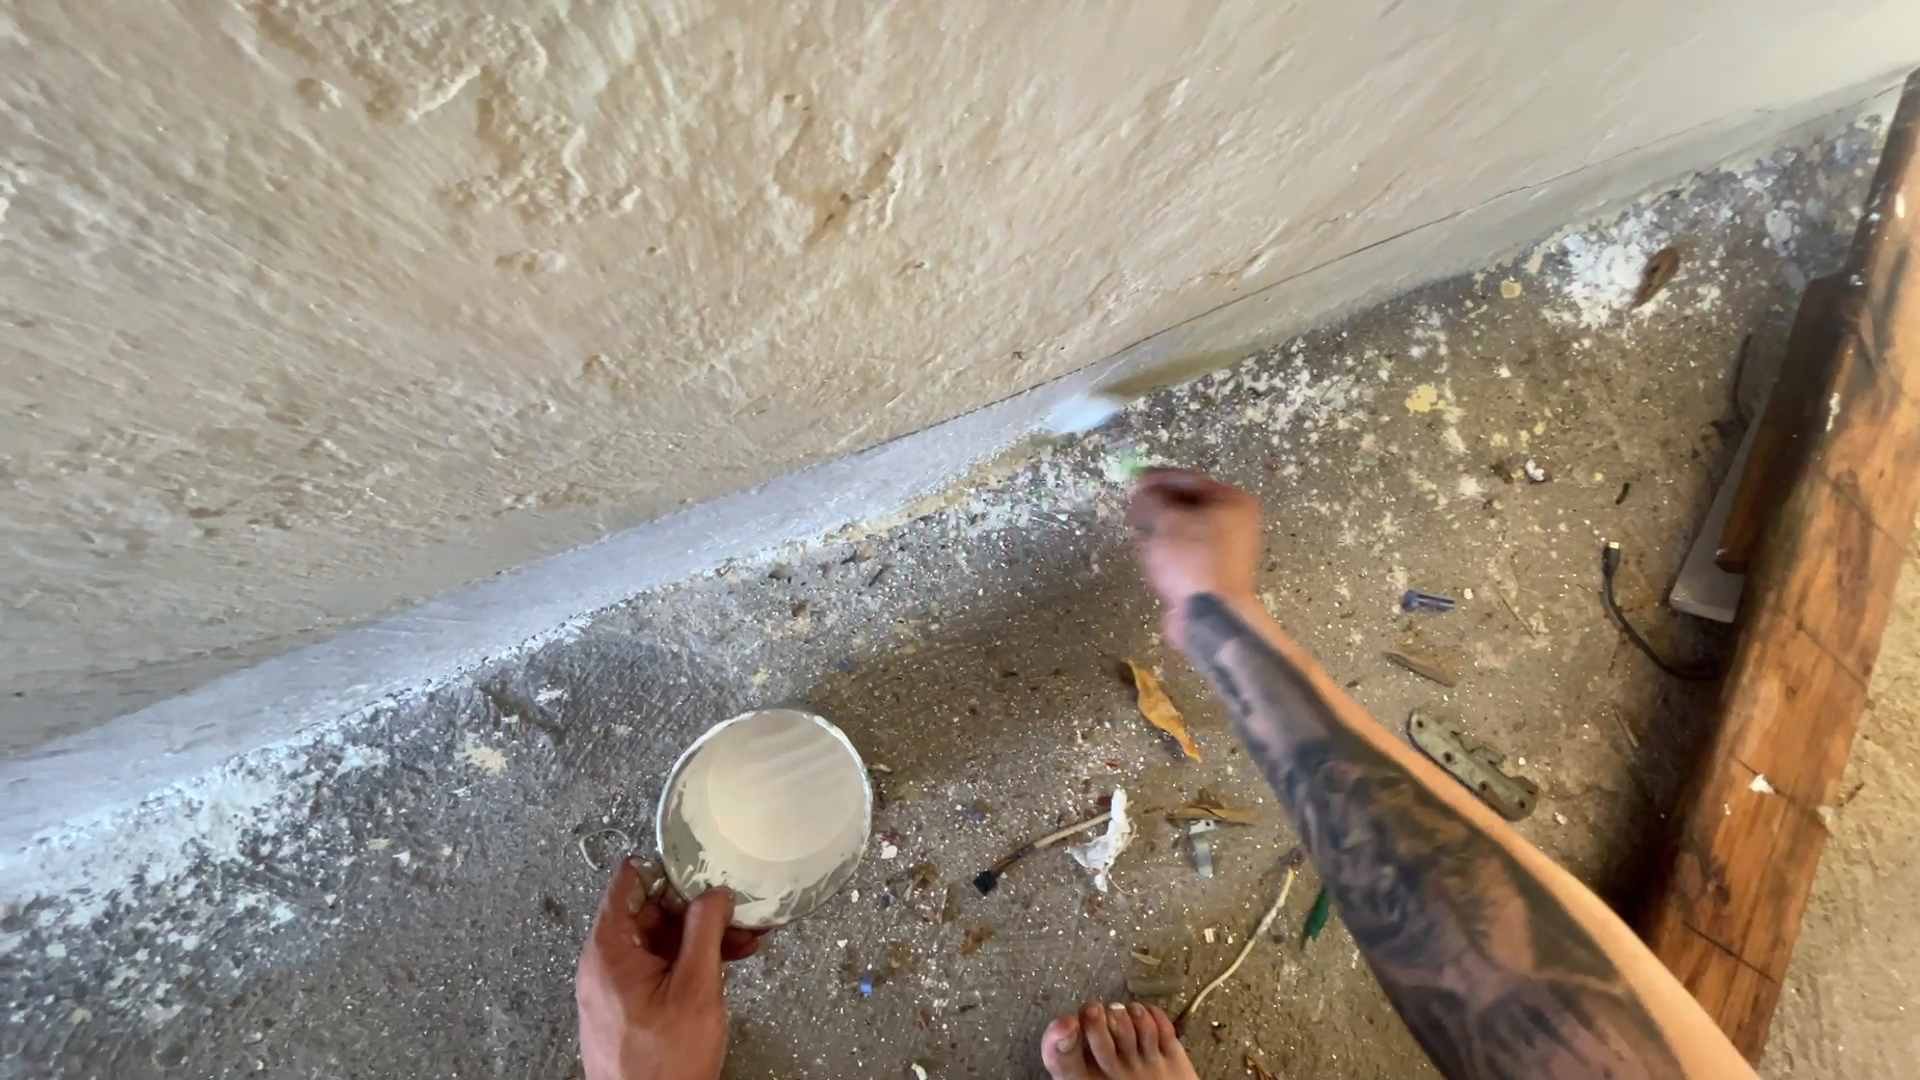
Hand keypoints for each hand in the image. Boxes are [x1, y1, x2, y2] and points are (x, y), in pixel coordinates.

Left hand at [576, 858, 765, 1079]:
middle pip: (654, 910)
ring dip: (706, 934)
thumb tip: (714, 891)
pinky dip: (697, 959)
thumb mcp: (695, 985)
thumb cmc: (665, 1061)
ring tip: (748, 937)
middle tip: (737, 907)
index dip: (666, 866)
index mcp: (610, 950)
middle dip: (698, 906)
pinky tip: (733, 957)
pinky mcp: (635, 1004)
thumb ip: (704, 928)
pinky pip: (665, 965)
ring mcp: (621, 985)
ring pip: (665, 939)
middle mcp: (608, 962)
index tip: (700, 859)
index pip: (630, 882)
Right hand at [1128, 468, 1262, 649]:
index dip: (1157, 478)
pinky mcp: (1213, 572)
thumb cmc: (1192, 559)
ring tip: (1138, 531)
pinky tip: (1149, 555)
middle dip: (1157, 505)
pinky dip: (1167, 549)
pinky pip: (1186, 551)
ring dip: (1159, 528)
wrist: (1210, 615)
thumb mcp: (1166, 521)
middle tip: (1132, 507)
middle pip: (1189, 504)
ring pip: (1185, 529)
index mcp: (1232, 501)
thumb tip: (1142, 489)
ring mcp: (1226, 549)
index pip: (1189, 479)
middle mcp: (1235, 522)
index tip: (1132, 481)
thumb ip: (1151, 499)